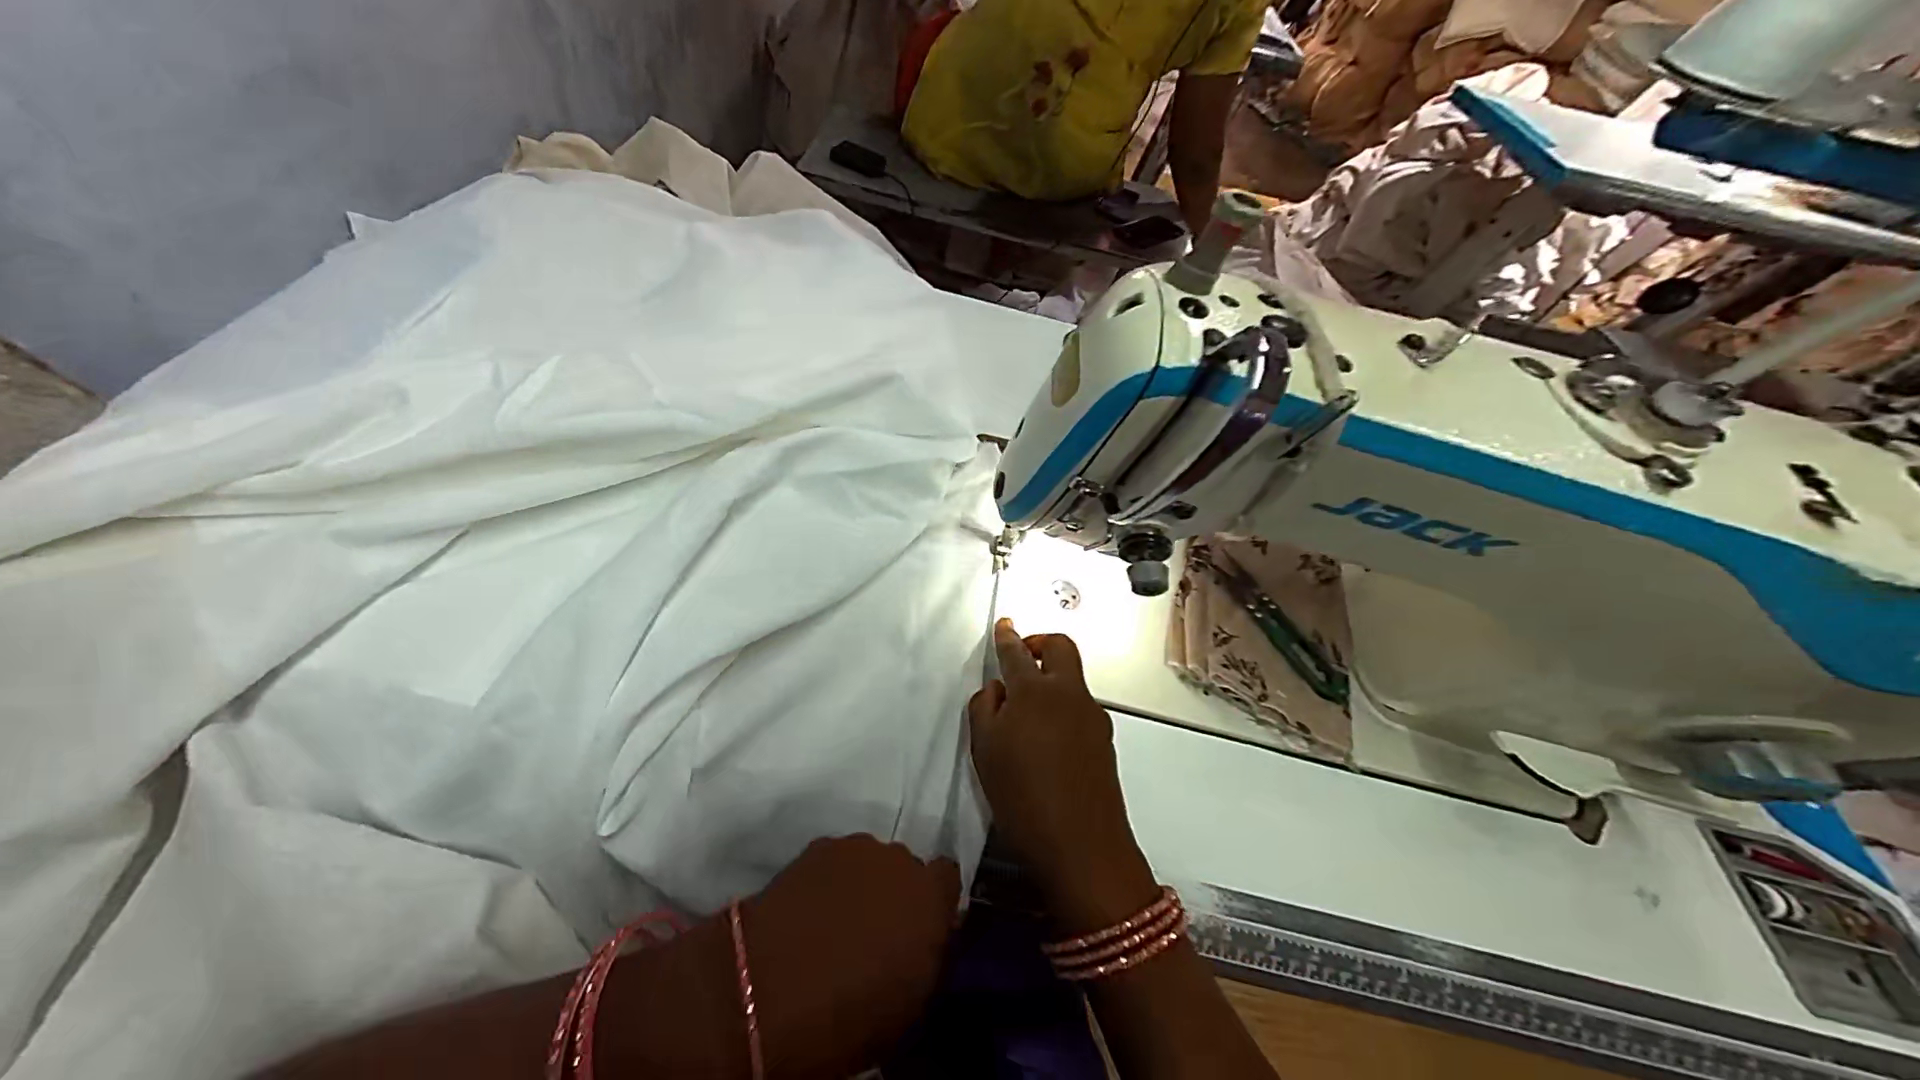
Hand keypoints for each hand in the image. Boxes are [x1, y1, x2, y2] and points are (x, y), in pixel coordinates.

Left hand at [742, 835, 959, 1077]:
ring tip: (837, 920)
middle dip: (896, 893)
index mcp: (931, 896)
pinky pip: (835, 861)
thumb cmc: (853, 1013)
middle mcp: (899, 860)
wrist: (771, 989)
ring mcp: (855, 848)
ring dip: (863, 883)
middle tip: (876, 930)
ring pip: (869, 862)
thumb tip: (931, 938)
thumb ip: (930, 956)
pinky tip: (810, 910)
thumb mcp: (913, 1003)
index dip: (937, 901)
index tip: (924, 928)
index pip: (948, 877)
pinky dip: (828, 880)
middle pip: (906, 868)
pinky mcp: (816, 847)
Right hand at [968, 619, 1157, 931]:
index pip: (1017, 652)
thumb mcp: (985, 751)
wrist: (1082, 846)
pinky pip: (1080, 706)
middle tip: (1022, 655)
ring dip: (1052, 677)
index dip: (1008, 636)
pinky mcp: (1104, 738)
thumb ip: (985, 709)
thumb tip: (997, 689)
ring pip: (1072, 677)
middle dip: (1040, 643)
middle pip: (1061, 646)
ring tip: (1027, 710)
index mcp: (1034, 691)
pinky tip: (1046, 739)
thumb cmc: (1023, 797)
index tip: (1005, 626)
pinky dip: (1063, 706)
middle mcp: (1068, 694)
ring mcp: (1092, 715)